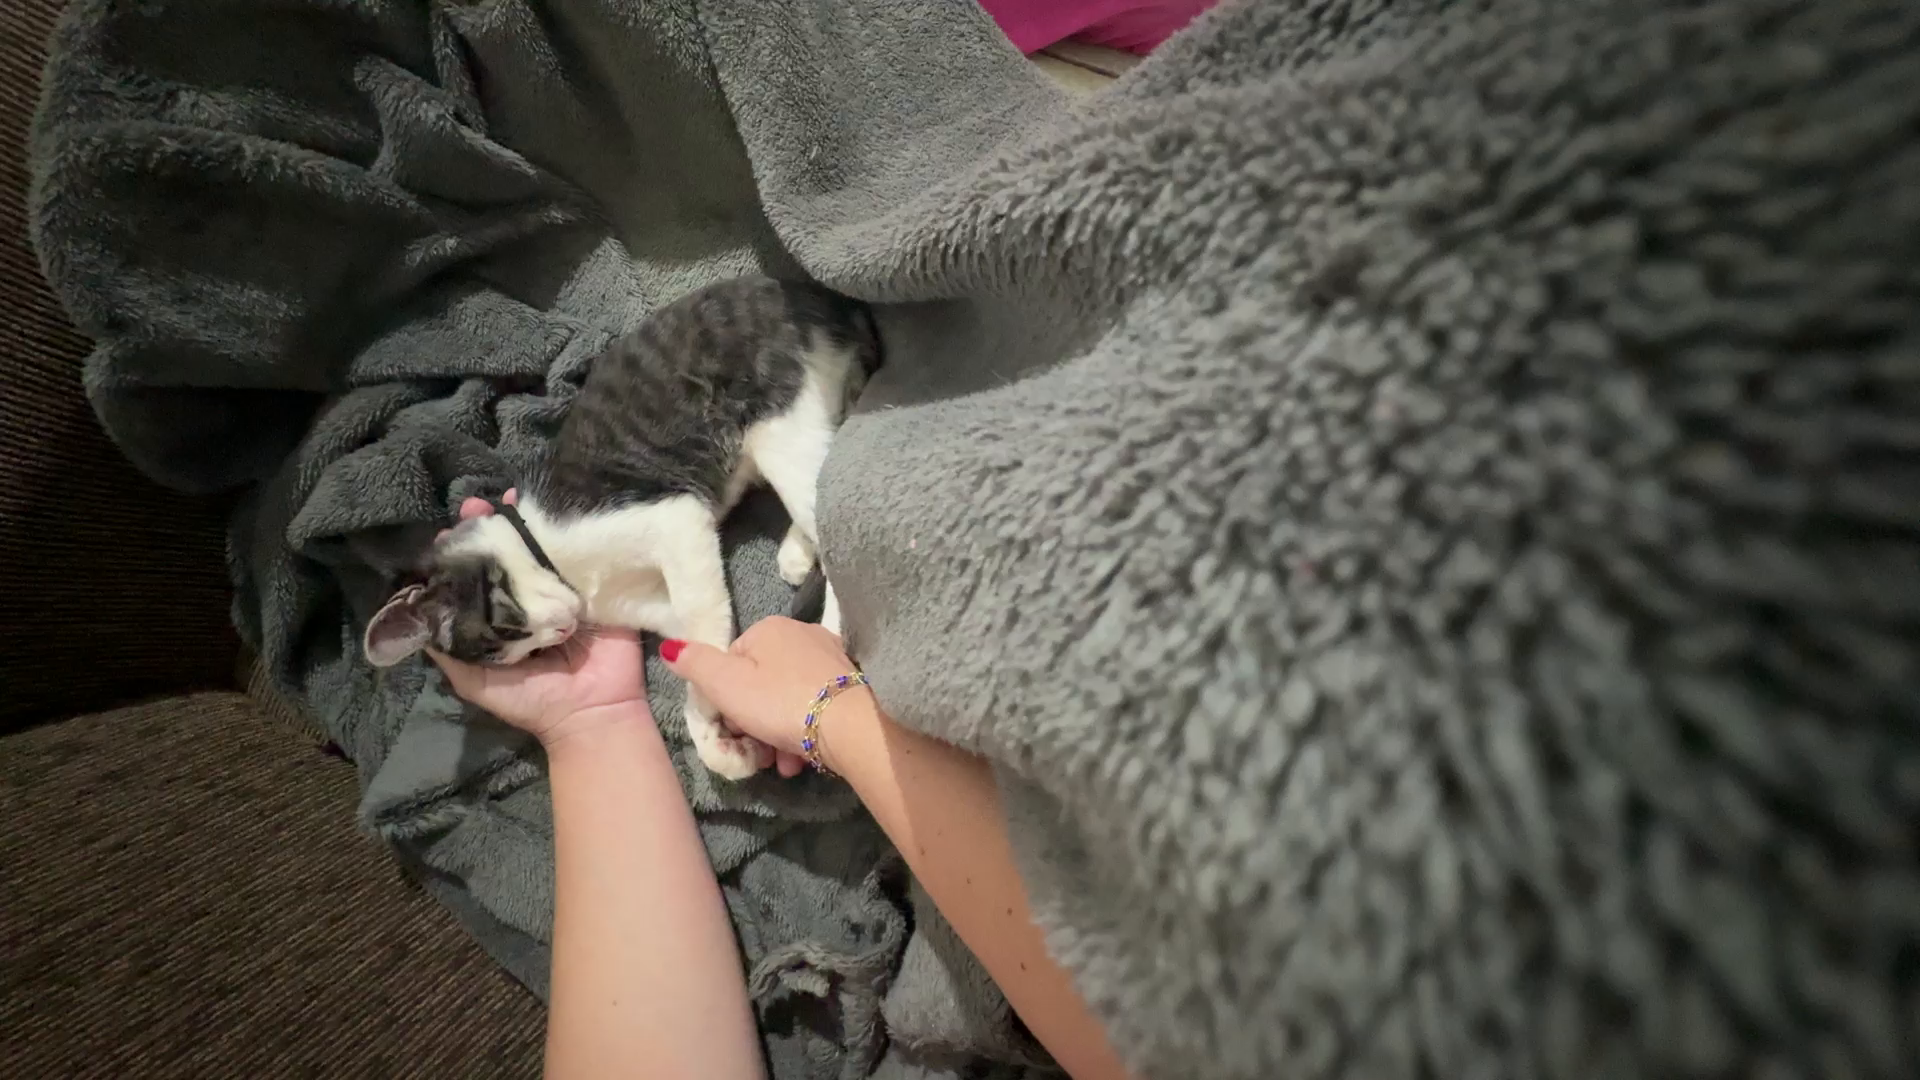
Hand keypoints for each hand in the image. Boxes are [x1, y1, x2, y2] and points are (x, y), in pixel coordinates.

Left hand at [428, 488, 652, 744]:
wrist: (593, 712)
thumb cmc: (534, 700)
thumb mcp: (475, 678)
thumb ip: (447, 647)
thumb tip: (409, 610)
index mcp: (505, 616)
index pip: (480, 576)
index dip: (464, 554)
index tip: (448, 532)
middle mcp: (536, 598)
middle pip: (512, 555)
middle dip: (493, 529)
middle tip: (476, 507)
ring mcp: (572, 591)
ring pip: (547, 550)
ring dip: (530, 523)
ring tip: (509, 497)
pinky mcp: (605, 589)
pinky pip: (591, 557)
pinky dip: (578, 534)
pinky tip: (563, 511)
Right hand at [661, 616, 867, 767]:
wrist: (850, 724)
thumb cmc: (780, 702)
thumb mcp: (725, 685)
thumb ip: (695, 664)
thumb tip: (671, 646)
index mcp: (770, 627)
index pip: (732, 663)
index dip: (726, 699)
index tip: (732, 726)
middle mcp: (803, 633)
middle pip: (762, 683)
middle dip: (755, 722)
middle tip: (757, 750)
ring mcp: (831, 656)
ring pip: (789, 699)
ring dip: (779, 735)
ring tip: (783, 762)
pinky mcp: (851, 682)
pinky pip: (816, 706)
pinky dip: (805, 731)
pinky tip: (803, 757)